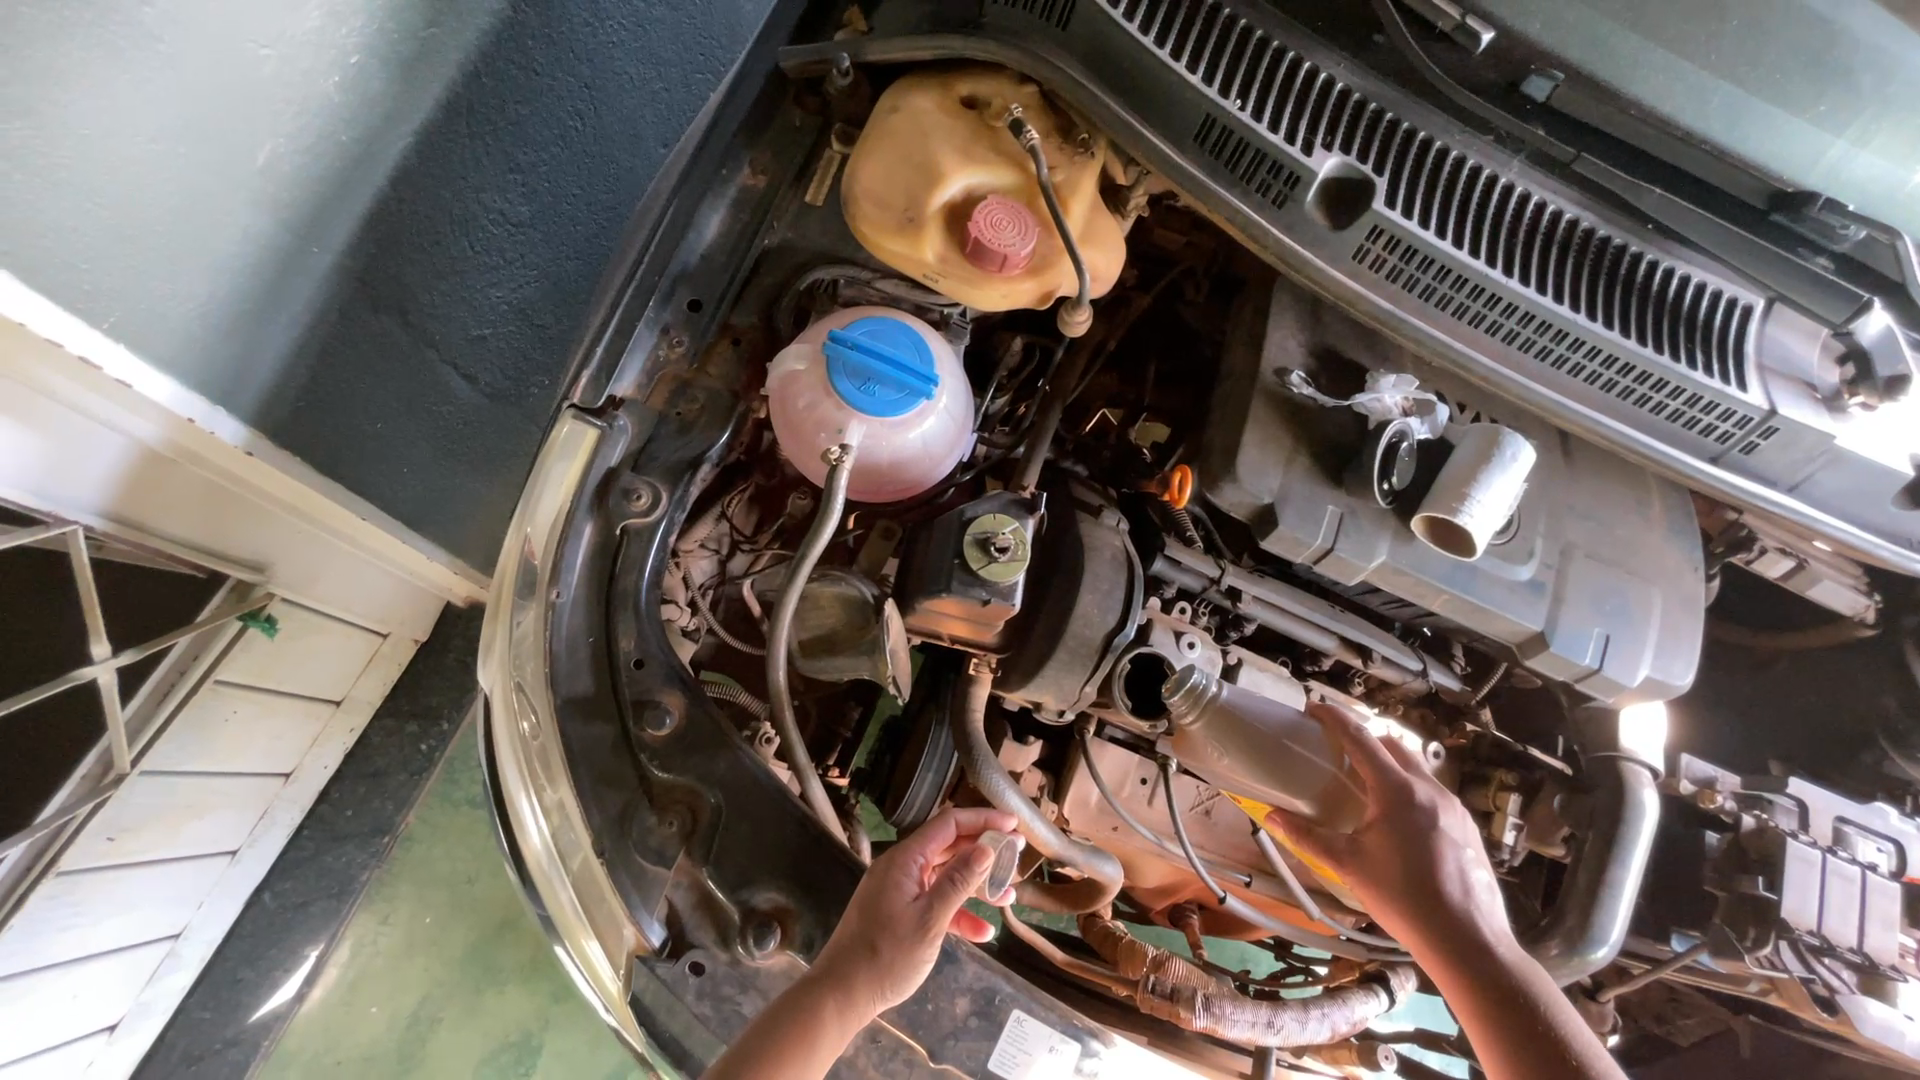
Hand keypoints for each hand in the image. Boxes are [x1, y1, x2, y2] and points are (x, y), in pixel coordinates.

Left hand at [807, 807, 1018, 1020]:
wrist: (841, 995)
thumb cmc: (886, 956)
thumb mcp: (930, 920)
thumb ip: (959, 881)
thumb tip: (986, 848)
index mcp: (905, 859)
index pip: (949, 824)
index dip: (983, 820)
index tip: (1013, 825)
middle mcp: (902, 867)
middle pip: (949, 847)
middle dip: (984, 852)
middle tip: (1017, 856)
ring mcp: (900, 890)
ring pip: (945, 877)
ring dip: (976, 885)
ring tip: (1008, 896)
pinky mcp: (900, 913)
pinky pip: (934, 903)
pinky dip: (958, 913)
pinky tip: (983, 933)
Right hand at [1265, 702, 1513, 958]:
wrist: (1468, 941)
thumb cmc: (1403, 899)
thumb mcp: (1347, 865)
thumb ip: (1308, 836)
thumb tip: (1273, 815)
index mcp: (1397, 790)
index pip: (1361, 738)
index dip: (1335, 718)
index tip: (1314, 707)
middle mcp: (1429, 789)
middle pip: (1393, 745)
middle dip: (1364, 737)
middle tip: (1336, 746)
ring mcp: (1454, 807)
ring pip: (1417, 767)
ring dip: (1388, 761)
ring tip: (1364, 780)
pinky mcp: (1466, 827)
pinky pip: (1432, 791)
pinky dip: (1408, 786)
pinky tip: (1397, 816)